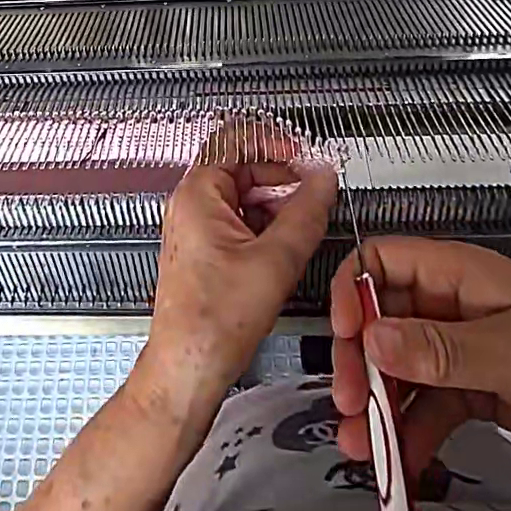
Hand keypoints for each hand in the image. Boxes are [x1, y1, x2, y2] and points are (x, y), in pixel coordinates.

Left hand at [146, 117, 335, 405]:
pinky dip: (263, 222)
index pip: (237, 140)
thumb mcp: (276, 260)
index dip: (275, 142)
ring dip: (274, 201)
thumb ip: (306, 212)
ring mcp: (195, 226)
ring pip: (242, 194)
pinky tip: (283, 244)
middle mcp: (190, 204)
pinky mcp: (204, 248)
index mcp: (197, 194)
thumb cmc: (212, 323)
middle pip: (242, 166)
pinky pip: (238, 217)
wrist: (187, 371)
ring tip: (301, 221)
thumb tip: (324, 180)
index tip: (304, 156)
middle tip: (312, 188)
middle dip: (280, 176)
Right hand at [330, 237, 510, 484]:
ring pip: (399, 367)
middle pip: (381, 317)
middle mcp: (453, 305)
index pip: (384, 261)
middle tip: (352, 400)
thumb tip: (377, 336)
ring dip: (377, 402)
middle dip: (359, 358)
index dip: (354, 290)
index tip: (342, 334)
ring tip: (366, 442)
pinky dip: (408, 430)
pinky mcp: (473, 386)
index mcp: (460, 273)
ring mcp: (461, 348)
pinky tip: (401, 456)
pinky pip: (425, 405)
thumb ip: (443, 346)